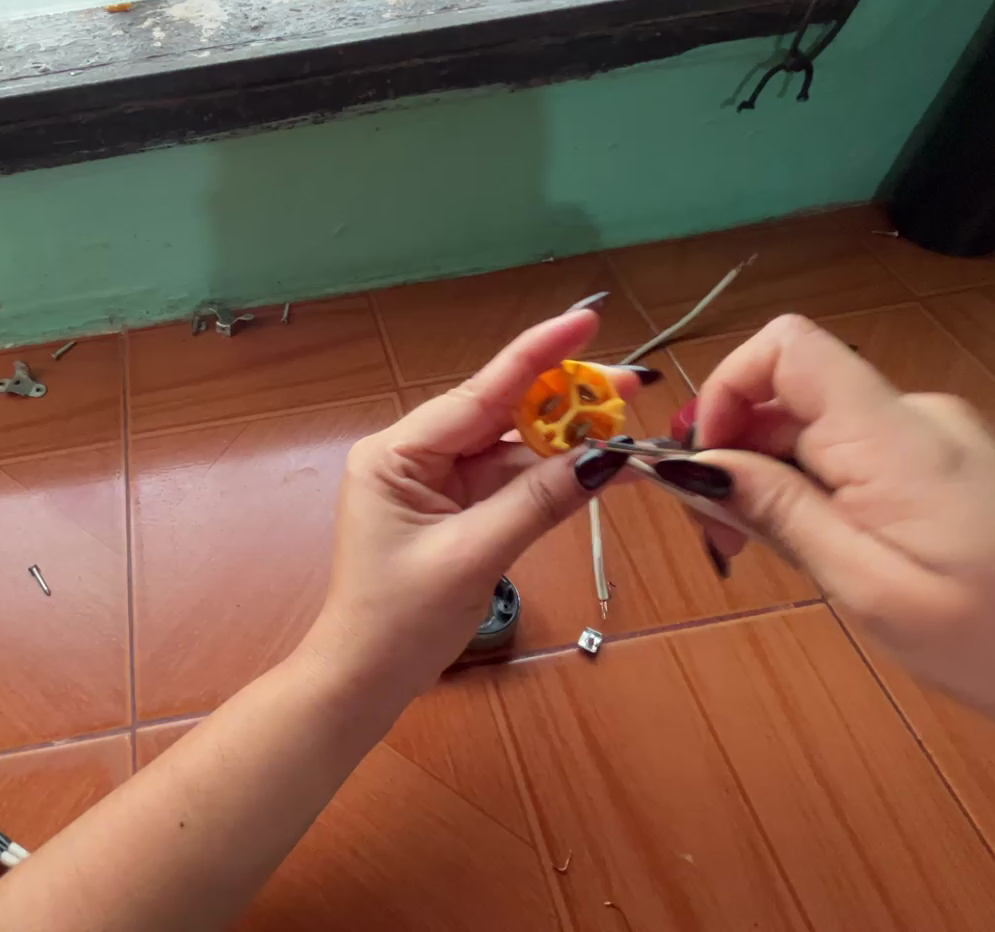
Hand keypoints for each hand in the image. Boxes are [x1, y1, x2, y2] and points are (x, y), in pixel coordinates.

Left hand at [297, 309, 649, 701]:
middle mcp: (408, 454)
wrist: (364, 677)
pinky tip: (585, 466)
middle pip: (493, 414)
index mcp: (395, 453)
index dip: (536, 355)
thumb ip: (539, 501)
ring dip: (557, 441)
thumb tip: (608, 459)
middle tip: (629, 385)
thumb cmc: (402, 621)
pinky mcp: (444, 505)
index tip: (586, 318)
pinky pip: (499, 478)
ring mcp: (426, 479)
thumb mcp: (474, 555)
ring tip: (620, 427)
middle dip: (559, 400)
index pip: (477, 394)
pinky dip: (541, 475)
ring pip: (502, 446)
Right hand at [688, 314, 994, 750]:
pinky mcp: (928, 462)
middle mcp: (907, 415)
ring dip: (758, 478)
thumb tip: (687, 465)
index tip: (704, 459)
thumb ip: (774, 511)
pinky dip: (796, 488)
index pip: (787, 348)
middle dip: (728, 453)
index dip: (726, 386)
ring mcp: (922, 436)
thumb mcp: (863, 583)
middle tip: (713, 531)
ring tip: (751, 546)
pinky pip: (835, 453)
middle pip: (783, 396)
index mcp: (892, 436)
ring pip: (802, 429)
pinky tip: (801, 542)